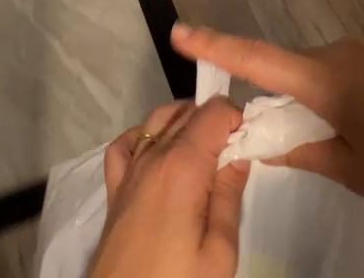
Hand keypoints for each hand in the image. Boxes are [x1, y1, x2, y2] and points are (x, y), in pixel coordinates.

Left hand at [89, 98, 252, 277]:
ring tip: (205, 152)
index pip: (214, 112)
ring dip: (184, 122)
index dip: (236, 119)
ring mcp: (129, 169)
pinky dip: (144, 136)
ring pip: (158, 118)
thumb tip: (238, 156)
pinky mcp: (114, 188)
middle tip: (234, 153)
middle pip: (188, 111)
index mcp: (183, 166)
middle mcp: (153, 155)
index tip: (249, 142)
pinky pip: (126, 143)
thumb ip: (229, 198)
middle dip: (215, 120)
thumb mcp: (219, 253)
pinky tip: (159, 153)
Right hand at [171, 23, 363, 216]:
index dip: (216, 46)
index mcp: (328, 79)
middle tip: (279, 138)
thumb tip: (272, 143)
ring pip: (323, 73)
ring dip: (314, 101)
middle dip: (279, 97)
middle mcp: (345, 52)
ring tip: (341, 146)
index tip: (179, 30)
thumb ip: (307, 151)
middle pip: (293, 69)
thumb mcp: (356, 172)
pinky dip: (341, 96)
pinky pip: (350, 73)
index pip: (259, 60)